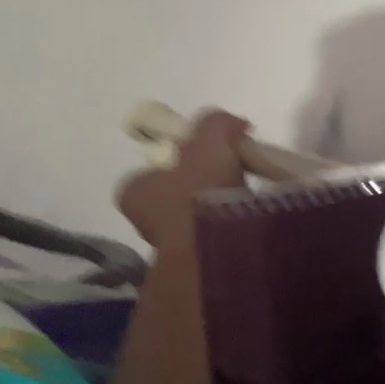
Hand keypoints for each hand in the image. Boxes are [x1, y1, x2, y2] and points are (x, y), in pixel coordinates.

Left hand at [118, 110, 250, 250]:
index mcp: (136, 187)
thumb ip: (216, 124)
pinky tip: (248, 223)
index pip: (157, 170)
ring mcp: (168, 243)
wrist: (211, 244)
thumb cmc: (200, 190)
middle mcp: (144, 217)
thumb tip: (234, 123)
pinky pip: (212, 236)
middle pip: (178, 193)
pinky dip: (228, 228)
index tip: (215, 160)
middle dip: (203, 187)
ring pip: (195, 217)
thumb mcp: (208, 141)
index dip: (185, 162)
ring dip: (218, 210)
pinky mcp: (192, 260)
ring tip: (248, 204)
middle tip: (236, 180)